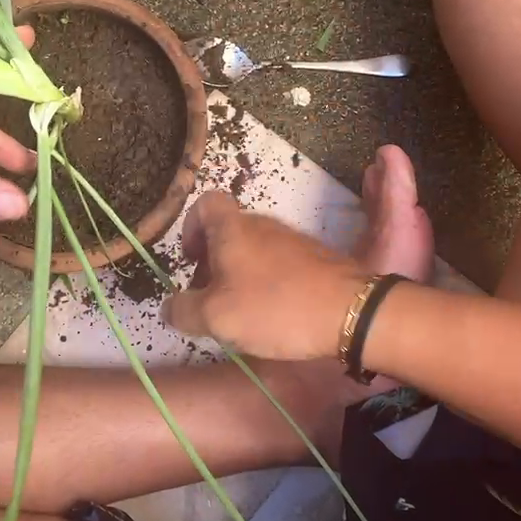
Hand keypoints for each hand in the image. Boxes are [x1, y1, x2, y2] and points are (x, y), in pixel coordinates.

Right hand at [161, 192, 370, 360]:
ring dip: (240, 273)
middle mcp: (262, 224)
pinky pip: (280, 263)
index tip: (192, 261)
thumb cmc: (274, 307)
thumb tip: (169, 306)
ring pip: (254, 248)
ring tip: (243, 311)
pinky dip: (268, 282)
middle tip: (212, 296)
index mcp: (233, 227)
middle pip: (228, 229)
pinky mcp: (316, 259)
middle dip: (213, 259)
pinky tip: (274, 314)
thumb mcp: (215, 317)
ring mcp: (292, 240)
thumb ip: (183, 309)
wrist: (351, 313)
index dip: (191, 228)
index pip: (204, 203)